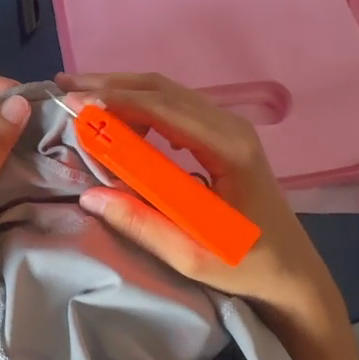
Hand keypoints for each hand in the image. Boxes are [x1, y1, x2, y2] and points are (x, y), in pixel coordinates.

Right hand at [58, 72, 327, 313]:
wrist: (293, 275)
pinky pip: (174, 106)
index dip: (115, 101)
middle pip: (162, 89)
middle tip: (64, 87)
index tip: (73, 104)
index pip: (163, 108)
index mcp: (228, 148)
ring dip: (121, 90)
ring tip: (79, 95)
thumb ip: (142, 225)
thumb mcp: (192, 256)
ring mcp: (228, 127)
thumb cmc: (248, 268)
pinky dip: (138, 103)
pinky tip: (114, 114)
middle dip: (110, 84)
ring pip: (166, 92)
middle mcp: (230, 126)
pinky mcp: (222, 136)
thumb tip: (89, 196)